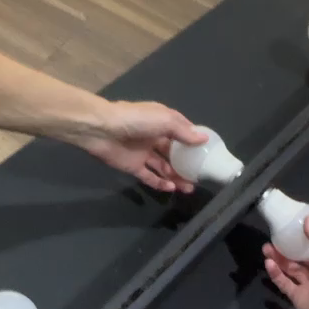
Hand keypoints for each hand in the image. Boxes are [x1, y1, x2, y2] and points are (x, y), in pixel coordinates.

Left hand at [68, 98, 202, 192]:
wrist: (102, 129)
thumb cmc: (135, 119)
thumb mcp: (164, 120)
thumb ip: (183, 132)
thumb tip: (203, 139)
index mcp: (162, 122)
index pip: (182, 132)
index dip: (193, 142)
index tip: (206, 153)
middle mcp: (154, 137)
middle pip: (174, 153)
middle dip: (186, 164)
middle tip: (198, 176)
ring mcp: (143, 153)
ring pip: (163, 167)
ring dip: (176, 176)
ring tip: (189, 187)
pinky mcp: (133, 166)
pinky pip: (149, 176)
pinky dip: (159, 183)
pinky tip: (171, 188)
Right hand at [263, 216, 308, 308]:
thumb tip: (308, 218)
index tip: (300, 223)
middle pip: (307, 254)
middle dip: (292, 245)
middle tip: (276, 236)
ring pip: (293, 268)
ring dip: (280, 257)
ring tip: (265, 248)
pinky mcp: (299, 296)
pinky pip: (286, 282)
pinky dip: (277, 273)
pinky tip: (268, 263)